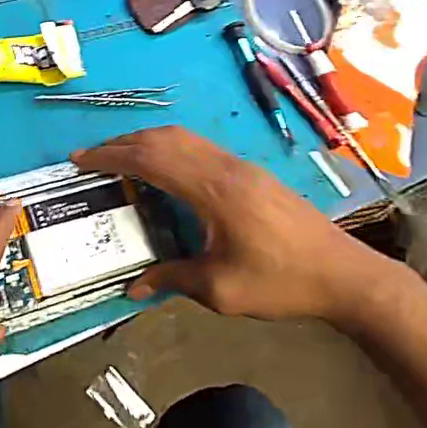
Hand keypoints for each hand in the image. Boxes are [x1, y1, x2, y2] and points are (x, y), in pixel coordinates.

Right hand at [72, 126, 399, 325]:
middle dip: (122, 143)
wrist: (345, 274)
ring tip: (119, 156)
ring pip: (183, 137)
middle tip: (92, 157)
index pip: (152, 160)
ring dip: (146, 141)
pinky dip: (169, 146)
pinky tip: (162, 165)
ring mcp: (240, 166)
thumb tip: (134, 287)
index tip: (82, 159)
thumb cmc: (282, 283)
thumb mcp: (222, 290)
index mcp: (214, 191)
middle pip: (164, 139)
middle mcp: (224, 168)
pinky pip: (199, 146)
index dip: (113, 156)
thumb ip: (174, 279)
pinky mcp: (250, 172)